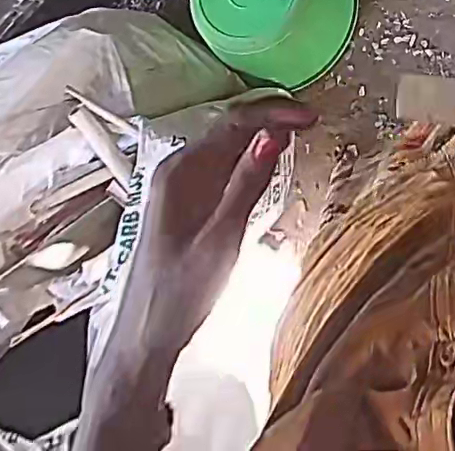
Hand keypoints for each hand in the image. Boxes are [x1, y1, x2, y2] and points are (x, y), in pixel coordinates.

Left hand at [78, 98, 316, 450]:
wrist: (144, 341)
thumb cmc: (179, 295)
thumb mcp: (221, 239)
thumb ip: (247, 183)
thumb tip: (274, 134)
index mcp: (180, 169)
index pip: (233, 122)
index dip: (274, 113)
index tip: (309, 115)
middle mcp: (179, 167)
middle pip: (230, 127)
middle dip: (271, 118)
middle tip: (310, 120)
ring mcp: (182, 183)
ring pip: (229, 144)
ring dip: (263, 134)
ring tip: (299, 132)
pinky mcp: (190, 199)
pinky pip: (225, 164)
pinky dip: (252, 156)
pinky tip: (271, 159)